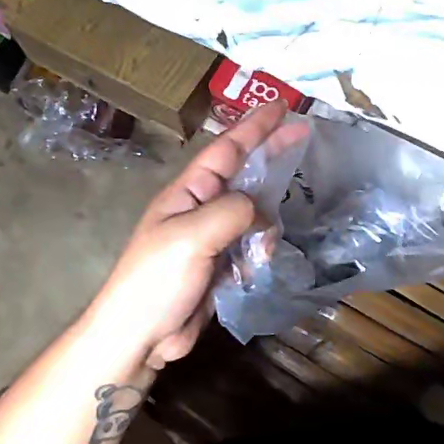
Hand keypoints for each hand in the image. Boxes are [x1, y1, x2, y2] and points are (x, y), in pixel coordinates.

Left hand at [83, 101, 309, 368]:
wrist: (140, 337)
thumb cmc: (155, 280)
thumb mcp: (190, 237)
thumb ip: (230, 212)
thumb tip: (260, 210)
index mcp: (188, 192)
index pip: (226, 150)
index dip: (254, 127)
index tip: (281, 107)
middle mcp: (201, 207)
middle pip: (244, 175)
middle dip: (271, 156)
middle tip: (303, 136)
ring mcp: (211, 237)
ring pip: (253, 215)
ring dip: (264, 226)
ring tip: (258, 252)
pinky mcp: (220, 265)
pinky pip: (251, 246)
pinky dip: (259, 254)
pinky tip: (254, 269)